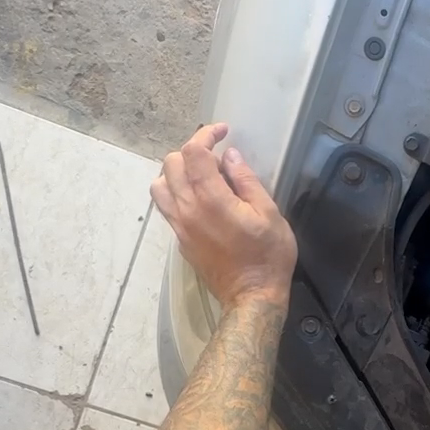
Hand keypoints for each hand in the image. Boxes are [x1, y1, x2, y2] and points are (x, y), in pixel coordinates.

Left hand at [151, 123, 296, 307]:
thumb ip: (246, 180)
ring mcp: (179, 226)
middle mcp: (187, 208)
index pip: (194, 152)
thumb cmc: (268, 255)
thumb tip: (230, 156)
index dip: (206, 135)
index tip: (223, 132)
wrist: (252, 297)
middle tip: (217, 158)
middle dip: (192, 152)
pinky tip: (200, 201)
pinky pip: (167, 207)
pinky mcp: (180, 239)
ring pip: (160, 185)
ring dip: (177, 173)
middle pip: (171, 163)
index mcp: (211, 198)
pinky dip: (177, 193)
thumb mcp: (269, 214)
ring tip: (201, 177)